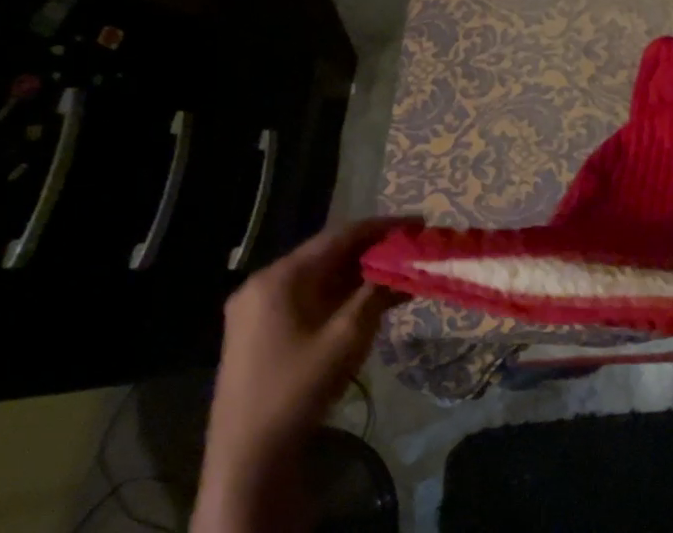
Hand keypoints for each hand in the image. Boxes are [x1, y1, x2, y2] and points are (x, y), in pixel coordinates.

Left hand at [192, 220, 409, 532]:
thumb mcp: (350, 332)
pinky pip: (310, 296)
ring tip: (404, 272)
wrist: (251, 448)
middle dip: (375, 250)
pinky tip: (376, 299)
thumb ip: (377, 290)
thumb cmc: (301, 382)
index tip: (421, 224)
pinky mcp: (262, 330)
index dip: (384, 227)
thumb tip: (405, 264)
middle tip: (416, 249)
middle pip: (328, 254)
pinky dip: (344, 293)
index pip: (339, 236)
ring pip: (321, 276)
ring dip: (362, 273)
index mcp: (279, 278)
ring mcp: (259, 308)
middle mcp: (264, 284)